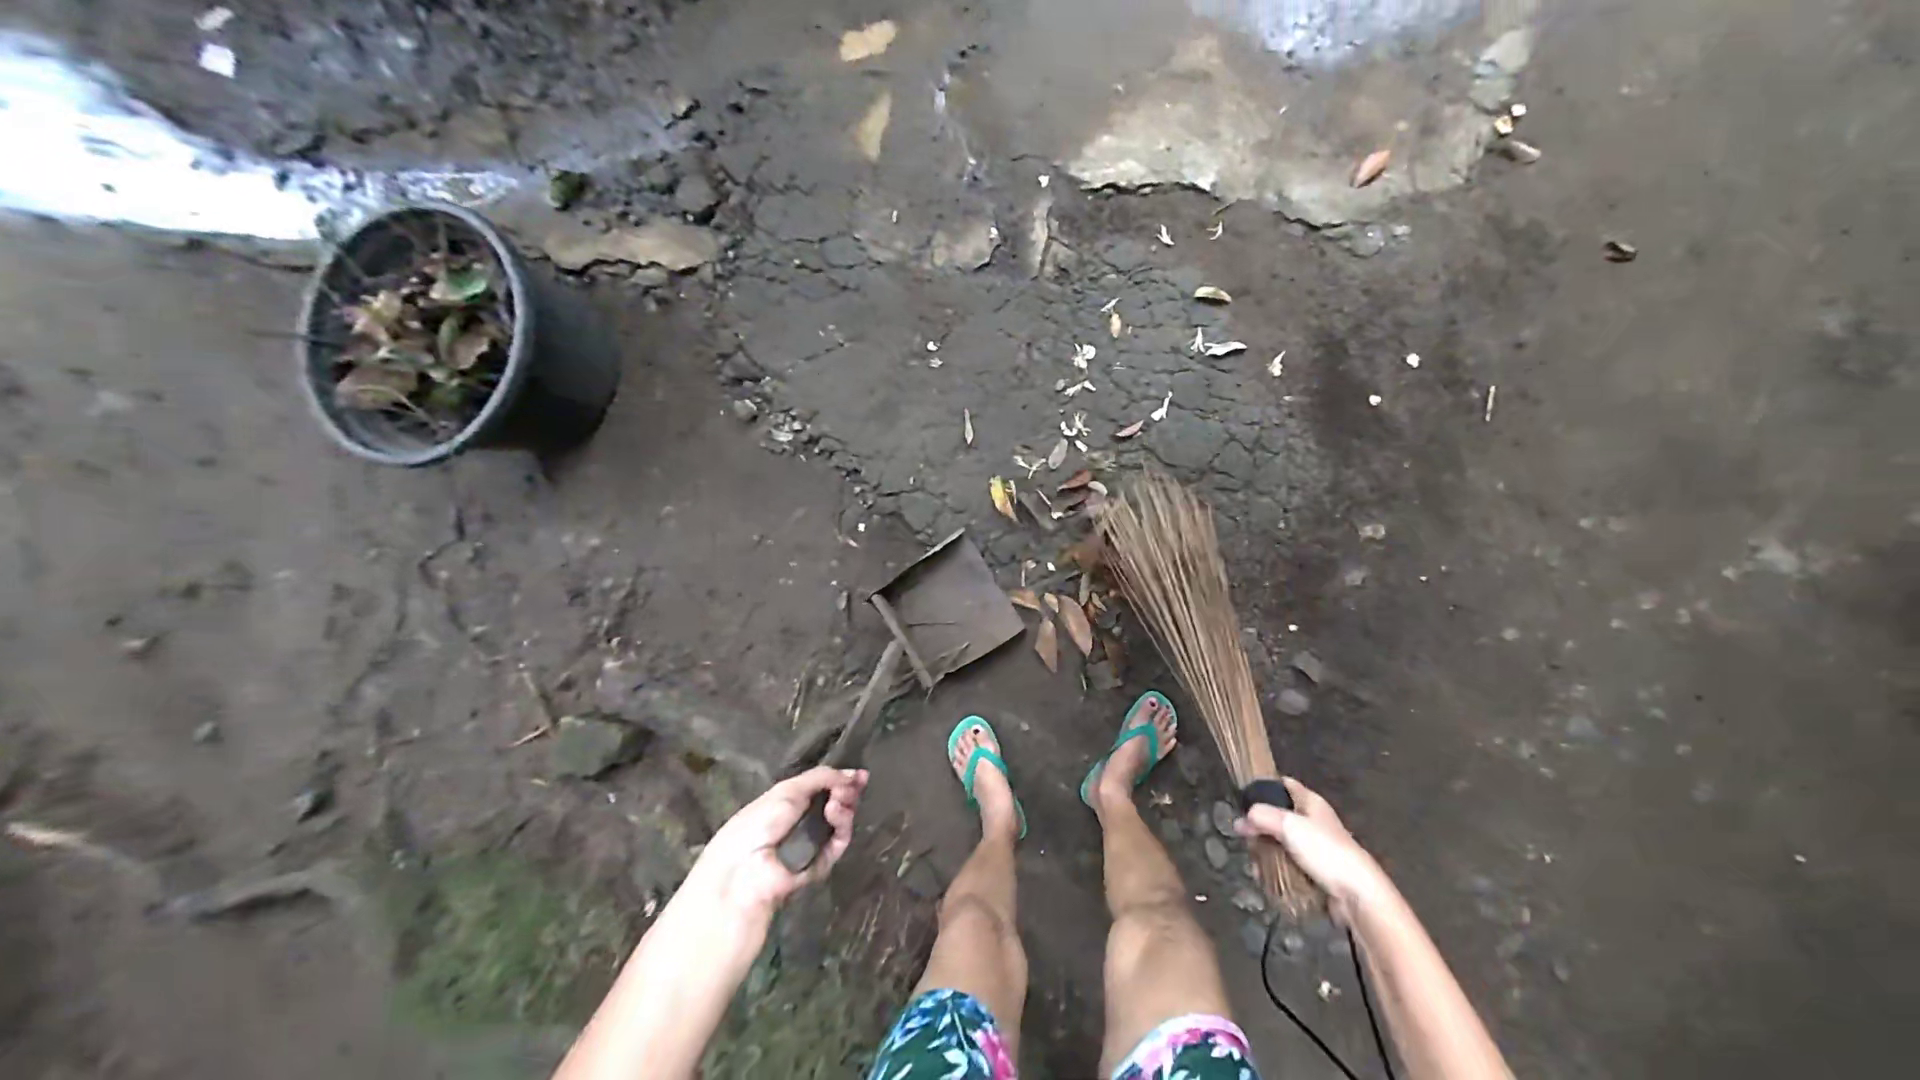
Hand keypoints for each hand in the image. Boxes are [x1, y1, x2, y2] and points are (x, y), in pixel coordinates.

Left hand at [683, 766, 868, 922]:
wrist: (747, 867)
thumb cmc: (759, 822)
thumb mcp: (787, 790)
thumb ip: (821, 778)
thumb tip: (853, 774)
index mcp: (793, 802)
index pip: (825, 788)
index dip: (842, 779)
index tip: (860, 774)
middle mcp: (806, 820)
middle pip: (838, 802)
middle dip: (848, 790)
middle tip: (855, 783)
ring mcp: (816, 842)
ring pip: (842, 820)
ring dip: (844, 805)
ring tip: (837, 799)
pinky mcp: (823, 862)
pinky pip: (840, 840)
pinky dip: (841, 824)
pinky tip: (834, 811)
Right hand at [1236, 777, 1387, 920]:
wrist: (1357, 895)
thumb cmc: (1325, 851)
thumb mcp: (1288, 825)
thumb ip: (1262, 816)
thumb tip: (1242, 820)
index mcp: (1311, 802)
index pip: (1285, 784)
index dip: (1265, 786)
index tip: (1244, 796)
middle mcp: (1314, 821)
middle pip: (1278, 816)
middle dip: (1260, 826)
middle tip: (1245, 835)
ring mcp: (1316, 847)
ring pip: (1281, 842)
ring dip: (1265, 850)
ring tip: (1254, 862)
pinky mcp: (1316, 871)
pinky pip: (1288, 864)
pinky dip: (1275, 868)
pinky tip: (1266, 876)